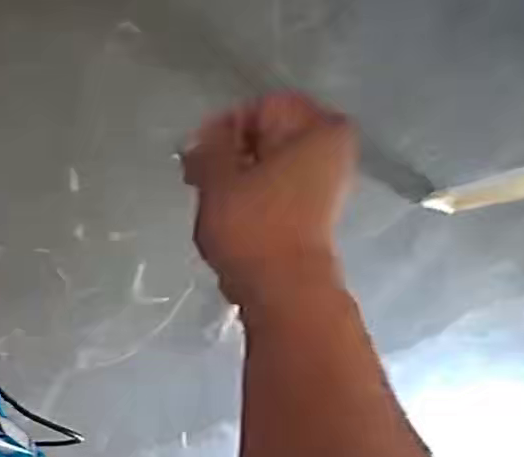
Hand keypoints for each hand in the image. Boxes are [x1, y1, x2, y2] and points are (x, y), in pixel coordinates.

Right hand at [182, 91, 357, 301]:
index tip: (191, 155)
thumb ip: (208, 152)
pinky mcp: (315, 204)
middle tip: (194, 177)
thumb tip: (199, 137)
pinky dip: (252, 191)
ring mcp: (328, 176)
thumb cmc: (251, 228)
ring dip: (237, 173)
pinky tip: (229, 211)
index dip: (223, 126)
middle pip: (271, 131)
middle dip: (230, 150)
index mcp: (316, 128)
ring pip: (273, 160)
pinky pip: (278, 183)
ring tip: (209, 197)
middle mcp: (331, 144)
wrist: (280, 283)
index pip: (264, 106)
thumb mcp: (220, 184)